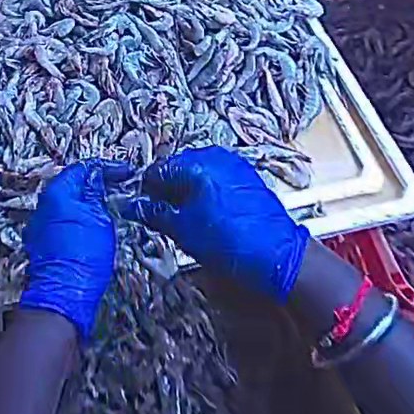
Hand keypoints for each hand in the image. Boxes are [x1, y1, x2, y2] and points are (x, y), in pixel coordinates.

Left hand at [19, 160, 130, 340]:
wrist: (62, 296)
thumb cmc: (82, 257)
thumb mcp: (98, 219)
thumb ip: (96, 193)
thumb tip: (97, 176)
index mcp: (57, 193)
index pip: (82, 169)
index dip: (106, 168)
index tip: (126, 172)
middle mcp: (45, 205)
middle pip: (74, 185)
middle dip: (97, 184)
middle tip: (120, 188)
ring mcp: (42, 224)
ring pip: (70, 204)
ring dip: (90, 202)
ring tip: (112, 207)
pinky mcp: (45, 242)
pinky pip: (65, 220)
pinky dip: (81, 218)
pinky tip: (96, 227)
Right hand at [127, 146, 307, 301]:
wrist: (280, 258)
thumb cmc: (228, 241)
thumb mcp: (183, 230)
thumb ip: (154, 213)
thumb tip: (133, 206)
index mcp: (193, 163)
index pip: (156, 170)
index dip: (146, 191)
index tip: (144, 209)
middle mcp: (213, 155)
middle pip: (177, 169)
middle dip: (168, 191)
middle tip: (165, 217)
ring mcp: (233, 164)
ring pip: (197, 174)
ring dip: (188, 192)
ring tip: (190, 220)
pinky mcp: (248, 177)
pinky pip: (216, 179)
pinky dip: (208, 193)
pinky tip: (211, 217)